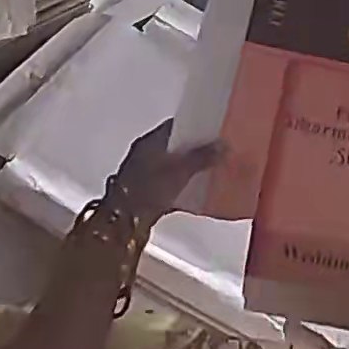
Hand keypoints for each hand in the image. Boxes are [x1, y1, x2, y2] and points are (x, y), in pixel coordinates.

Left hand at [106, 120, 221, 225]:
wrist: (125, 222)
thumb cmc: (149, 189)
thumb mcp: (181, 171)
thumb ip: (203, 157)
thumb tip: (223, 146)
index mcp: (149, 141)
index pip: (176, 125)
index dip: (195, 126)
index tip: (212, 130)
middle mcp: (143, 153)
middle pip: (174, 145)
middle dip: (193, 149)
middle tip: (213, 151)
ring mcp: (141, 173)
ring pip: (170, 164)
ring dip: (186, 167)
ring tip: (206, 170)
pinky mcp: (143, 192)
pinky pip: (166, 181)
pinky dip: (179, 183)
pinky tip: (192, 190)